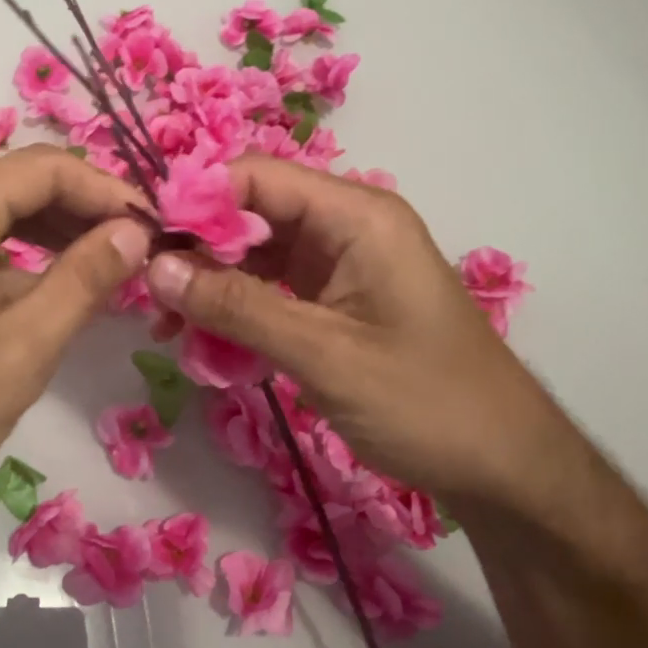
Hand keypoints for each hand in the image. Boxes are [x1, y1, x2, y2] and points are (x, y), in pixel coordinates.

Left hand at [0, 147, 150, 549]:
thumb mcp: (20, 352)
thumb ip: (83, 281)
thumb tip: (135, 231)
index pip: (47, 167)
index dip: (109, 191)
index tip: (159, 229)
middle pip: (20, 185)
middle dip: (85, 212)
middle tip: (142, 254)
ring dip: (55, 237)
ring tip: (110, 275)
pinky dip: (18, 263)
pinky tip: (54, 298)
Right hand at [144, 155, 577, 510]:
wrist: (505, 470)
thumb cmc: (427, 403)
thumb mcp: (324, 353)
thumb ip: (237, 307)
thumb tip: (155, 268)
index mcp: (357, 216)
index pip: (256, 177)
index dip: (195, 200)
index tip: (141, 243)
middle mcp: (345, 228)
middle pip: (249, 214)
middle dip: (195, 251)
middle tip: (147, 296)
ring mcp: (338, 266)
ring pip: (252, 256)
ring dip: (209, 288)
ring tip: (166, 330)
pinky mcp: (333, 303)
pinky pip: (268, 292)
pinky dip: (235, 314)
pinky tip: (204, 347)